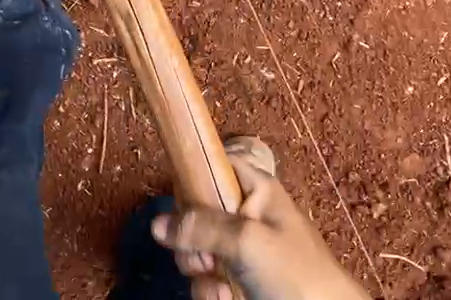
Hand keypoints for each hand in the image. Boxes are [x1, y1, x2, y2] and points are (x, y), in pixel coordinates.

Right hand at [153, 144, 370, 299]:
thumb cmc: (295, 272)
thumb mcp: (247, 241)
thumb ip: (202, 228)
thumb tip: (156, 223)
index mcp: (254, 189)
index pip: (213, 163)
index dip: (192, 178)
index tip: (180, 204)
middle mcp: (244, 214)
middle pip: (197, 212)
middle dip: (192, 239)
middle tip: (203, 258)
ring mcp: (241, 251)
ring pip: (198, 250)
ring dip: (200, 271)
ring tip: (219, 287)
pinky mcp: (238, 282)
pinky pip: (207, 279)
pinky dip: (210, 291)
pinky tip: (224, 299)